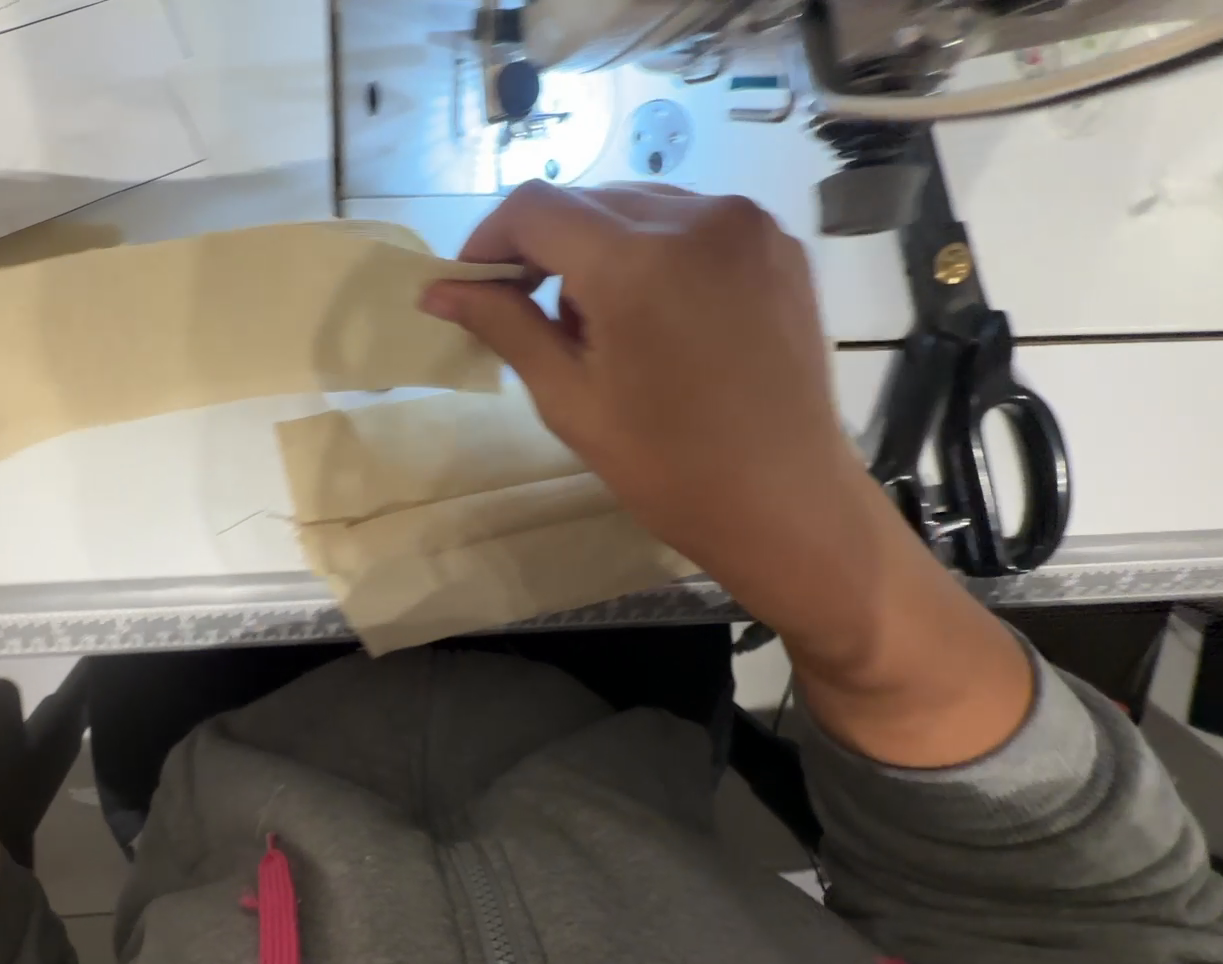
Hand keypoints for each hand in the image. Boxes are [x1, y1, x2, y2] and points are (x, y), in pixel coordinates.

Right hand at [419, 181, 848, 559]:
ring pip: (638, 207)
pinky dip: (651, 252)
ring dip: (596, 251)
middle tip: (530, 316)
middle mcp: (698, 216)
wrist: (786, 502)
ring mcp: (749, 224)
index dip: (488, 240)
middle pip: (585, 201)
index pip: (534, 207)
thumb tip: (437, 290)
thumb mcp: (568, 399)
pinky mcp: (778, 244)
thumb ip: (504, 326)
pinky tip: (654, 316)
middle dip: (542, 250)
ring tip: (599, 326)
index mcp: (636, 260)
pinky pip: (690, 223)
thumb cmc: (664, 466)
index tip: (472, 286)